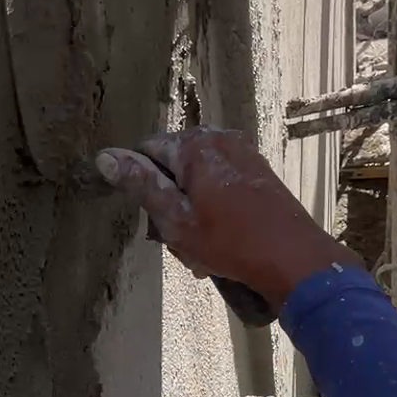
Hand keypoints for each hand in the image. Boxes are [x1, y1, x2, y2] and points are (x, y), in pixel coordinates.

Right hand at [96, 127, 355, 305]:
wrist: (292, 258)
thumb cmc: (229, 241)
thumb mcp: (175, 218)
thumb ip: (141, 184)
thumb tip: (105, 156)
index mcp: (195, 144)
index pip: (146, 151)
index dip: (142, 186)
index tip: (153, 219)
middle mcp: (220, 138)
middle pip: (173, 166)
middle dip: (169, 202)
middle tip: (178, 240)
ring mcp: (243, 152)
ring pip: (196, 179)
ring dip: (190, 212)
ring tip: (199, 247)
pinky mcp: (258, 171)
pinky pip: (219, 186)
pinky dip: (212, 211)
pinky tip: (219, 240)